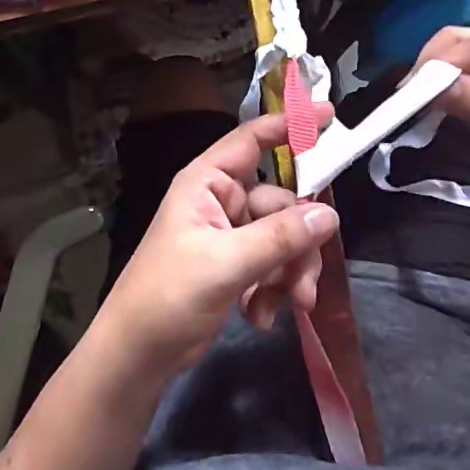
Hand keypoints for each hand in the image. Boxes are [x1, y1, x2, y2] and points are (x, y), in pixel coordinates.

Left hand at [92, 113, 340, 382]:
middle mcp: (220, 201)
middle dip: (298, 244)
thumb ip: (279, 237)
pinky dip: (273, 289)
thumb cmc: (169, 295)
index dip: (290, 125)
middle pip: (281, 202)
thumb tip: (328, 215)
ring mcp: (228, 233)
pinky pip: (272, 264)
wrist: (138, 353)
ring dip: (289, 273)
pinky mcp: (234, 265)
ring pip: (283, 237)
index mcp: (207, 182)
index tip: (331, 115)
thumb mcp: (226, 264)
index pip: (252, 139)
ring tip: (286, 306)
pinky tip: (260, 316)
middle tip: (304, 286)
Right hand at [416, 28, 469, 275]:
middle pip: (469, 49)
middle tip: (405, 103)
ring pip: (464, 71)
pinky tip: (431, 118)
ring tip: (412, 112)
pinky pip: (468, 94)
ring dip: (437, 87)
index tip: (406, 93)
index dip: (441, 63)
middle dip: (434, 70)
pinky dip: (447, 103)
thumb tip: (427, 84)